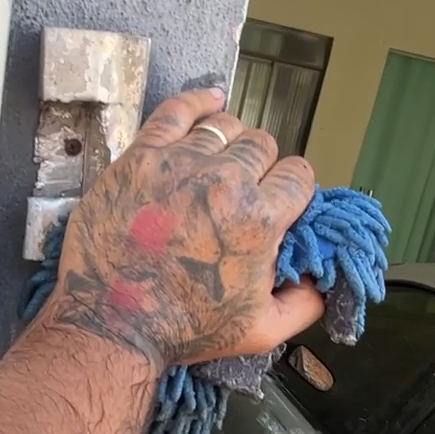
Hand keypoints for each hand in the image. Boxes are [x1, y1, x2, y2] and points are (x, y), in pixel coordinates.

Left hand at [47, 87, 323, 368]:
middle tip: (241, 192)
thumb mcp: (261, 332)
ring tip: (220, 160)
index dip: (292, 189)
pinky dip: (197, 102)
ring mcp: (180, 165)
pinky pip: (177, 111)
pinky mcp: (141, 158)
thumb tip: (321, 280)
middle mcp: (225, 183)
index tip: (279, 200)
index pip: (298, 175)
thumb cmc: (183, 329)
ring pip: (225, 126)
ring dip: (230, 140)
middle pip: (262, 146)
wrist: (113, 322)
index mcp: (260, 220)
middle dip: (260, 167)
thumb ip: (305, 304)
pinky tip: (208, 101)